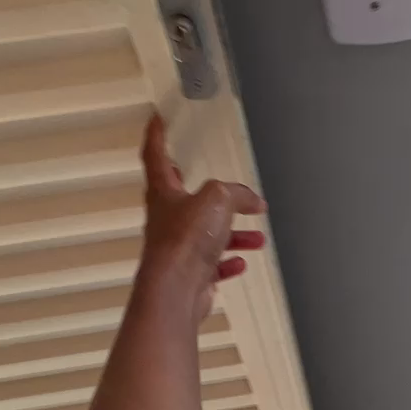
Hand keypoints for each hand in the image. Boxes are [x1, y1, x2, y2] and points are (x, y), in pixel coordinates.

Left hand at [138, 114, 267, 319]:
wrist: (177, 288)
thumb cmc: (183, 242)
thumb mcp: (217, 199)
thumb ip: (236, 193)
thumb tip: (251, 199)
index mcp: (164, 193)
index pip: (156, 156)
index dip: (156, 136)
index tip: (156, 121)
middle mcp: (167, 220)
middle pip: (187, 200)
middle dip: (210, 195)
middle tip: (219, 188)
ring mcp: (178, 249)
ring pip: (208, 235)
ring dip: (233, 235)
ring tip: (255, 236)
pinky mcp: (190, 274)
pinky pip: (213, 265)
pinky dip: (229, 262)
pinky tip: (241, 261)